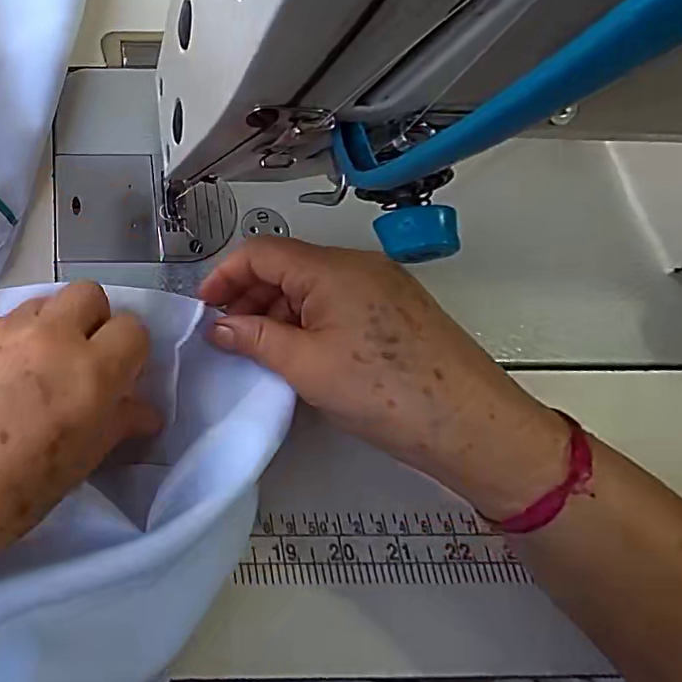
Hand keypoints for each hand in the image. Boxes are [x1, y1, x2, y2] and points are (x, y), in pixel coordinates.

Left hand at [0, 282, 161, 609]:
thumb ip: (114, 425)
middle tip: (80, 363)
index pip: (133, 330)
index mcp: (89, 374)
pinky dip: (14, 338)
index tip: (116, 379)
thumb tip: (141, 409)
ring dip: (52, 326)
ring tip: (36, 367)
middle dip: (92, 323)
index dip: (128, 354)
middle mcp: (50, 339)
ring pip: (45, 301)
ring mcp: (4, 330)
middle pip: (89, 295)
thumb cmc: (9, 495)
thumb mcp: (76, 468)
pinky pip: (6, 319)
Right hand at [195, 237, 566, 518]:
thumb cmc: (390, 393)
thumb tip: (219, 327)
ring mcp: (379, 287)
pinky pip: (331, 300)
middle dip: (246, 294)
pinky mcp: (391, 310)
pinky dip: (301, 319)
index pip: (259, 252)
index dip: (223, 276)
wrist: (477, 430)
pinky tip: (294, 351)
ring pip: (305, 284)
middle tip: (227, 333)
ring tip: (259, 348)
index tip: (205, 307)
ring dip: (272, 309)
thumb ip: (252, 337)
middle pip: (282, 265)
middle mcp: (358, 267)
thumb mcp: (303, 365)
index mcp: (334, 270)